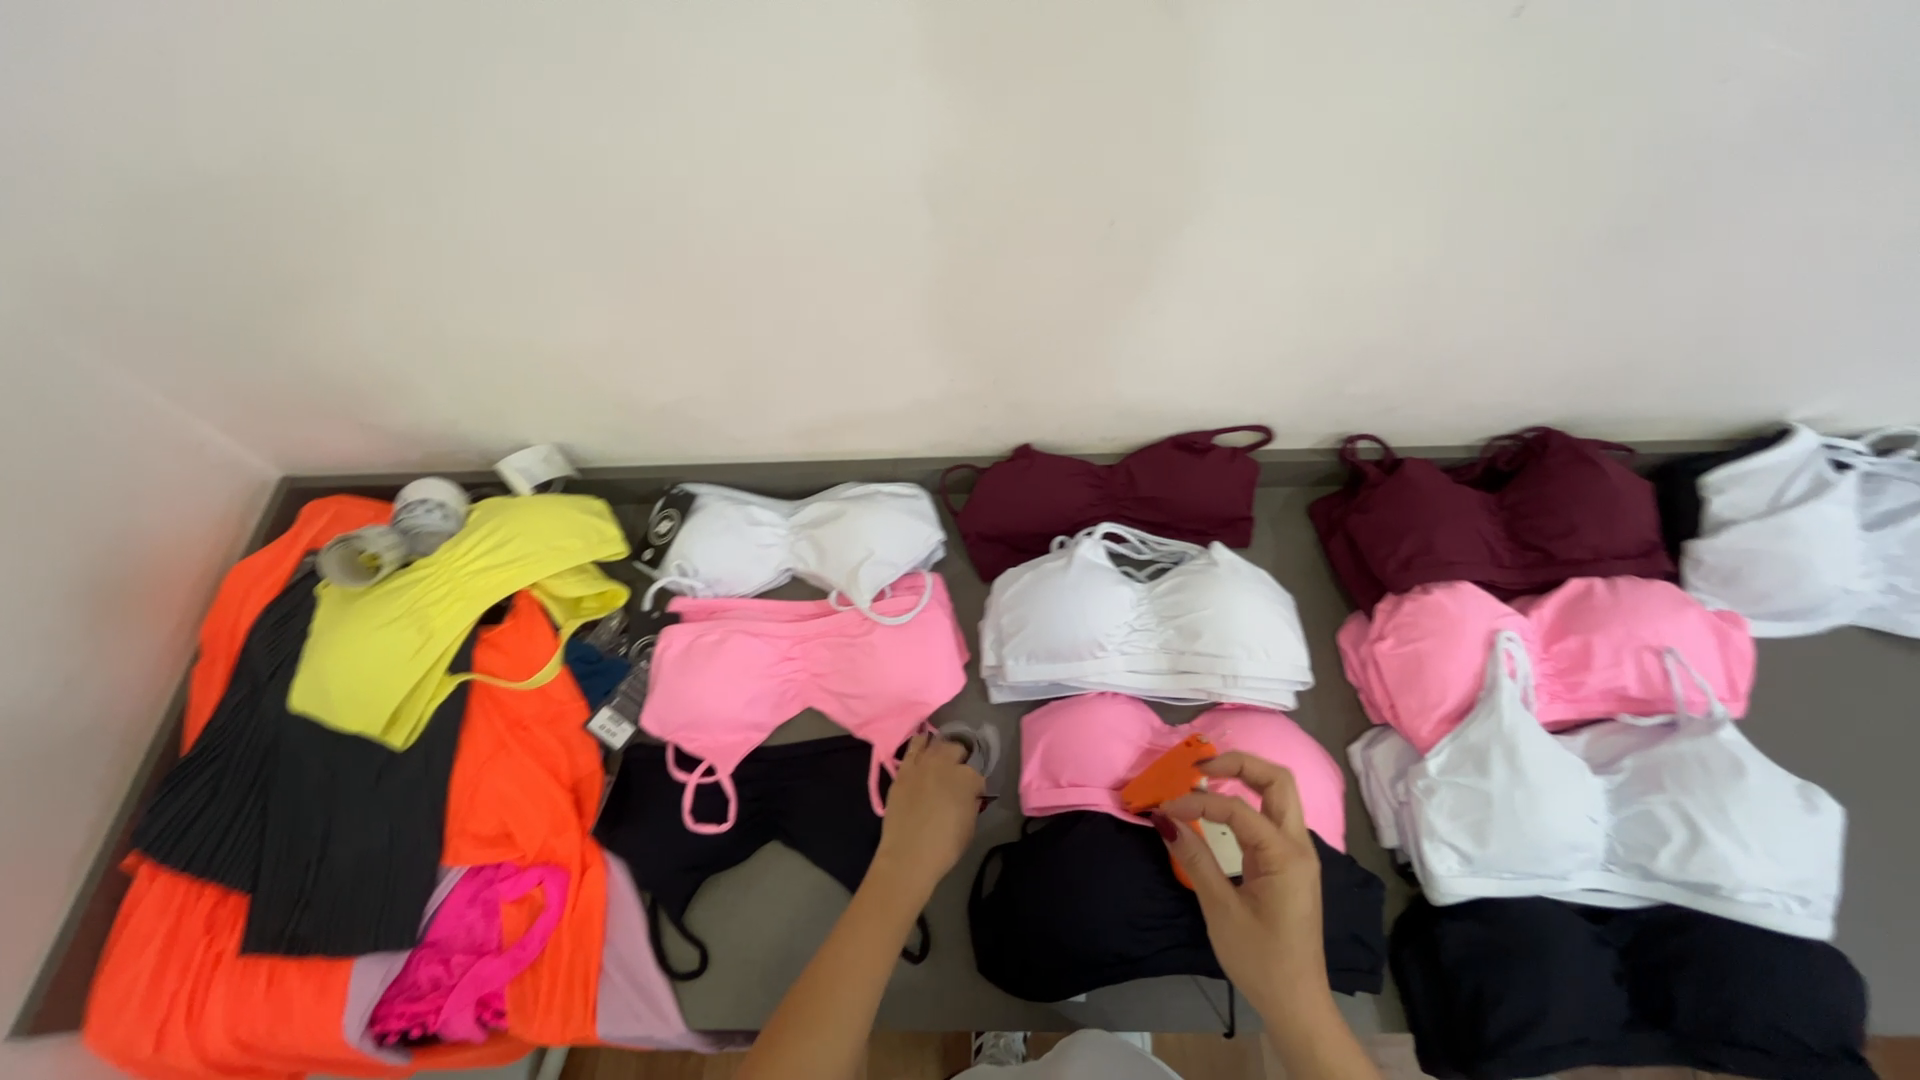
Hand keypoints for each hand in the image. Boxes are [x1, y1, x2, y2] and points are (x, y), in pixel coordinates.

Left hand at [871, 734, 983, 896]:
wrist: (908, 855)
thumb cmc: (945, 846)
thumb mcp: (969, 826)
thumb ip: (972, 803)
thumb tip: (970, 795)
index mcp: (967, 778)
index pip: (978, 773)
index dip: (976, 785)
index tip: (973, 794)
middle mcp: (945, 764)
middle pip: (957, 749)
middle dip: (961, 759)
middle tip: (958, 774)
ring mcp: (922, 764)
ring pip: (935, 743)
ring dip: (941, 749)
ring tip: (941, 758)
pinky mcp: (903, 770)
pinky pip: (912, 748)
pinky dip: (920, 744)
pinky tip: (922, 746)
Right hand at [1154, 752, 1329, 1020]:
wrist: (1296, 1003)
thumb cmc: (1260, 960)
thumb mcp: (1220, 909)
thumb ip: (1194, 859)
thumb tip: (1163, 820)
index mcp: (1285, 855)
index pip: (1237, 807)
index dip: (1197, 801)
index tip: (1164, 810)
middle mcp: (1298, 845)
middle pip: (1277, 780)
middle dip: (1238, 762)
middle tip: (1197, 768)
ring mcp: (1297, 854)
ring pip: (1278, 794)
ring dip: (1244, 777)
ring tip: (1204, 778)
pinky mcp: (1289, 864)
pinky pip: (1271, 817)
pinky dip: (1245, 800)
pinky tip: (1219, 808)